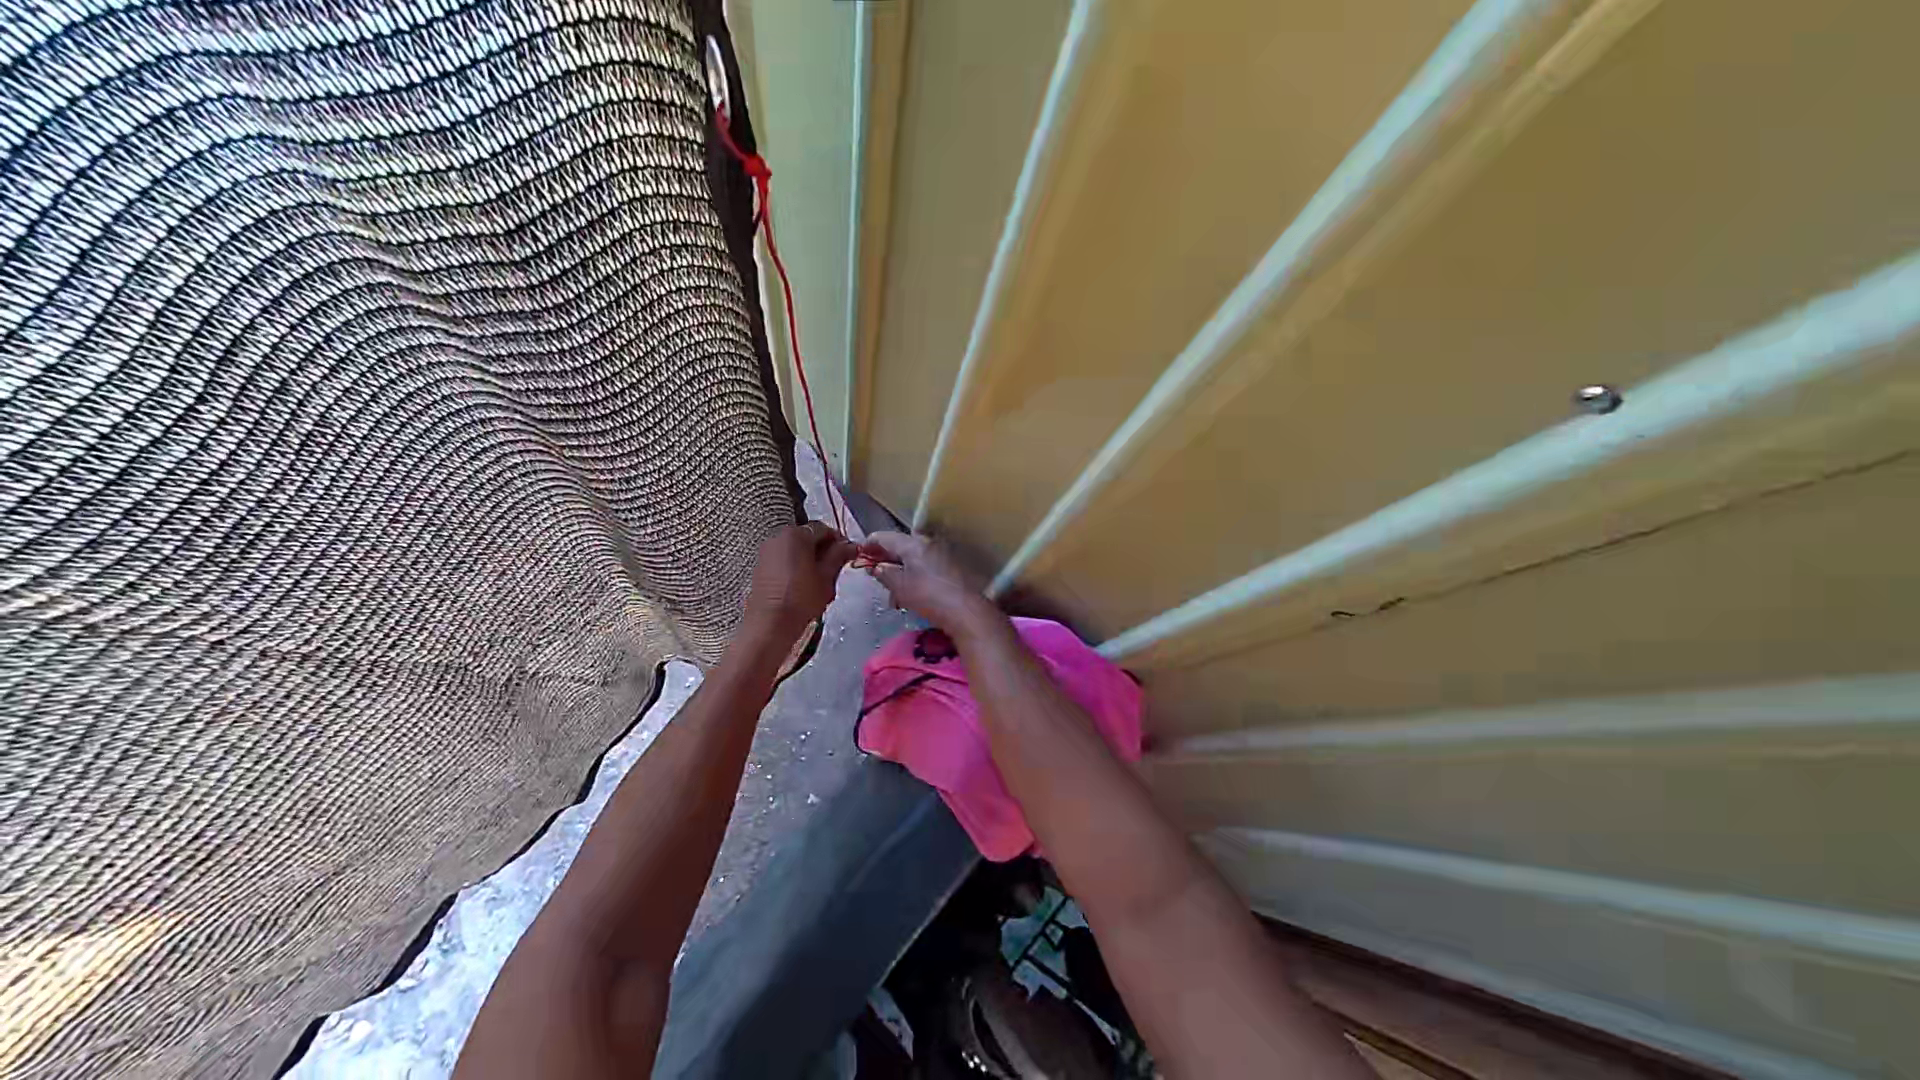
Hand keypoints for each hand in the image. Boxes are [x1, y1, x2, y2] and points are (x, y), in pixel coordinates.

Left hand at [741, 521, 854, 643]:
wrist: (769, 624)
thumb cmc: (801, 599)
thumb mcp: (826, 576)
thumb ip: (838, 556)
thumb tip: (850, 546)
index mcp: (796, 535)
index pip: (823, 529)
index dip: (839, 540)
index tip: (848, 555)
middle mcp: (778, 536)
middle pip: (808, 536)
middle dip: (824, 549)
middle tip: (836, 567)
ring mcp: (767, 550)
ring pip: (796, 548)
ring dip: (810, 557)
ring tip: (820, 578)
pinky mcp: (761, 565)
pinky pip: (784, 557)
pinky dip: (796, 564)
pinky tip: (804, 582)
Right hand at [857, 531, 1000, 636]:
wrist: (967, 611)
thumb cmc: (929, 596)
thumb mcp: (900, 587)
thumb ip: (884, 574)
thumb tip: (875, 567)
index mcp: (913, 543)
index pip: (883, 536)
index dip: (868, 545)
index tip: (858, 556)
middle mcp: (928, 543)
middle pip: (899, 547)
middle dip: (884, 561)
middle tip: (874, 577)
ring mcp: (942, 554)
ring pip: (912, 559)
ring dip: (899, 574)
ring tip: (894, 597)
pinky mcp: (951, 568)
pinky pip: (925, 568)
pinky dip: (913, 578)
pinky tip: (911, 597)